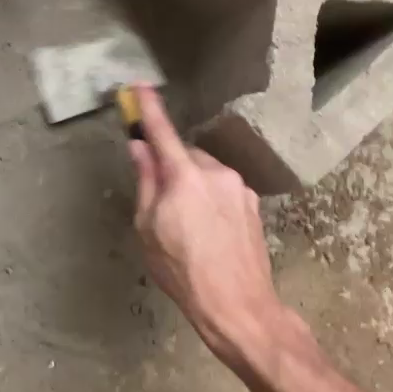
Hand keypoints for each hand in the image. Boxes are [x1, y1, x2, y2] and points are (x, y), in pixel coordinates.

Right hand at [126, 85, 283, 356]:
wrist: (238, 305)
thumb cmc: (182, 270)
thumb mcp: (147, 228)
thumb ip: (145, 181)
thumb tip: (139, 149)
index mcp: (184, 176)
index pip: (162, 132)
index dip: (149, 108)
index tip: (139, 86)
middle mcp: (216, 173)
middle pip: (184, 155)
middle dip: (170, 167)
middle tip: (158, 201)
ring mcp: (239, 188)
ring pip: (204, 173)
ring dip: (190, 185)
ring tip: (184, 225)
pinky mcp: (252, 205)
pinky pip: (222, 189)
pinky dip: (208, 199)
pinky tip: (205, 231)